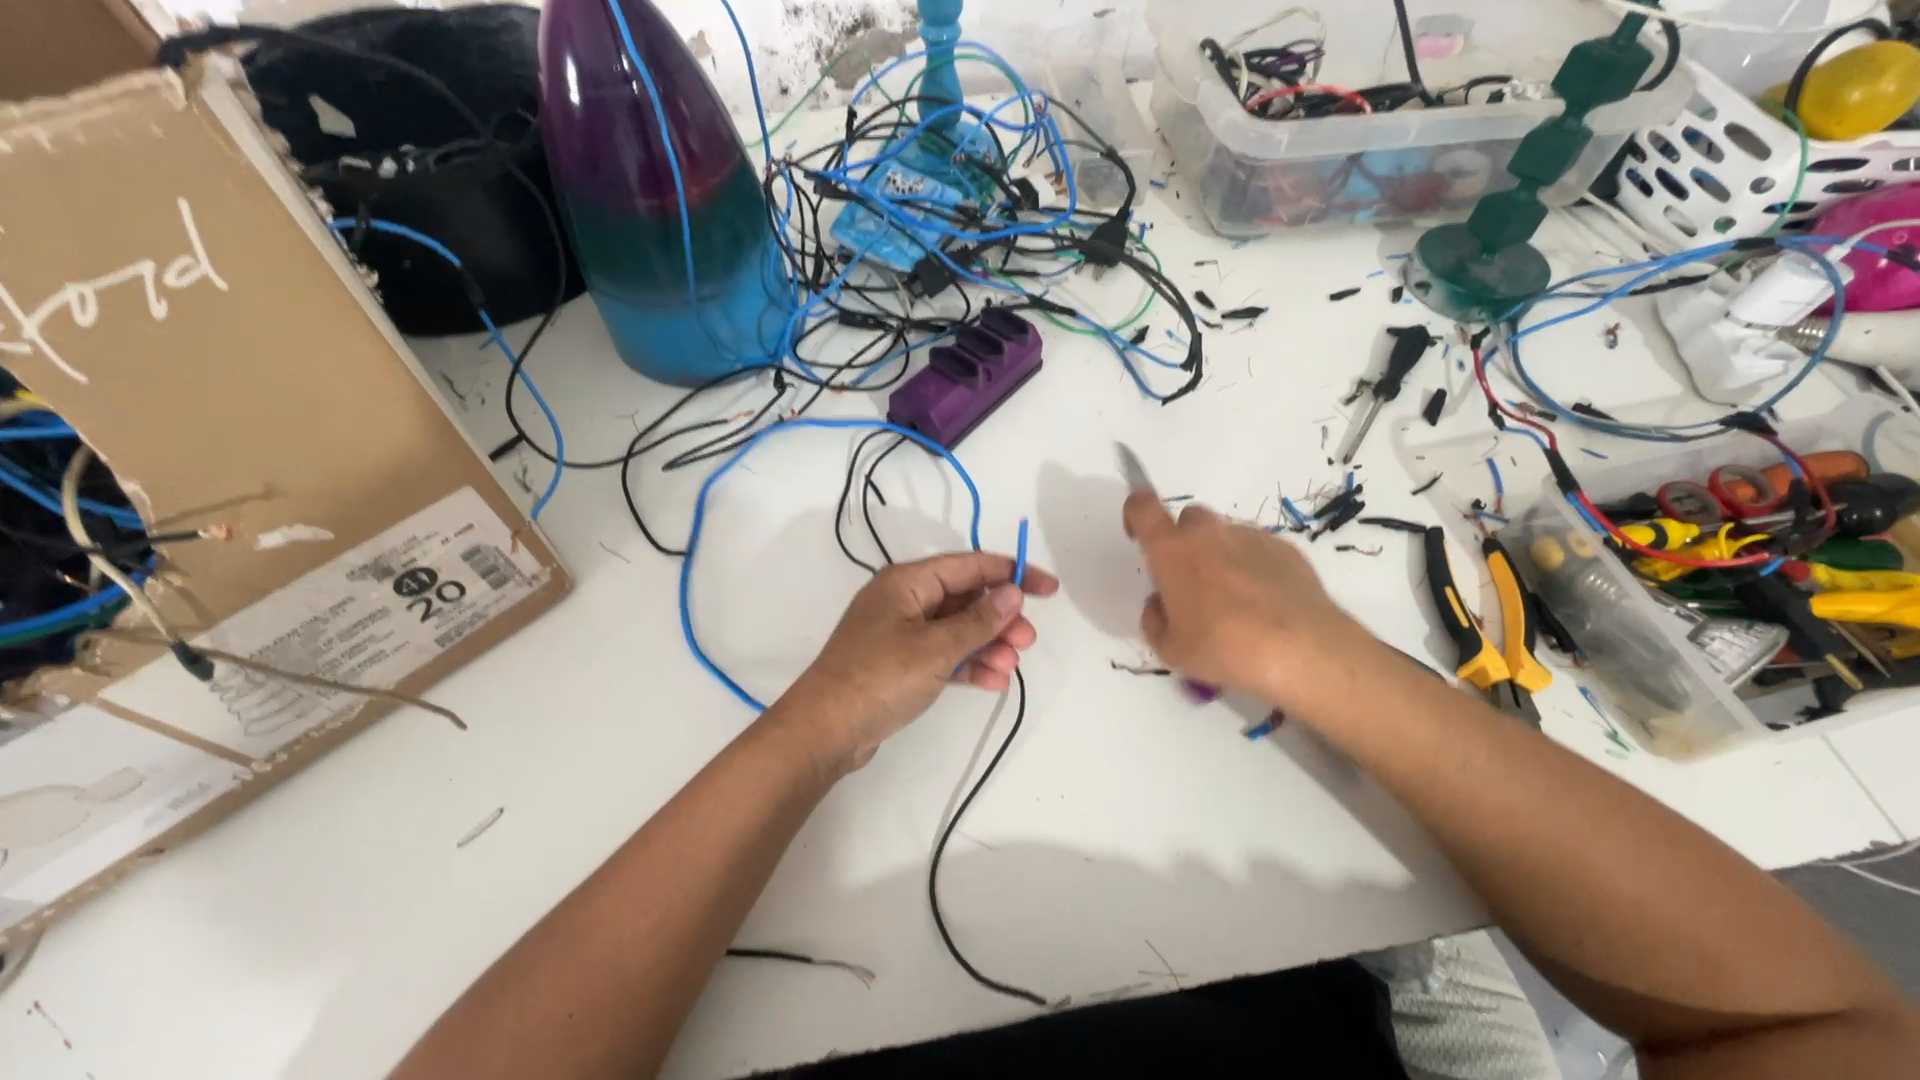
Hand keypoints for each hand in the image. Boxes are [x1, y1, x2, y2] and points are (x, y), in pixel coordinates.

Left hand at [781, 552, 1058, 771]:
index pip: (970, 566)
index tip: (1049, 588)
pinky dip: (968, 665)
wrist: (825, 730)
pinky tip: (993, 681)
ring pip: (956, 630)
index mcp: (907, 582)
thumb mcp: (936, 648)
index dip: (1012, 573)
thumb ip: (979, 621)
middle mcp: (904, 601)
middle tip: (1027, 640)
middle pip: (964, 599)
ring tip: (1011, 667)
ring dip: (987, 645)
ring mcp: (900, 634)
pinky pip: (943, 655)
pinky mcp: (900, 665)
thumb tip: (1013, 593)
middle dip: (1000, 618)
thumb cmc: (879, 678)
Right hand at [1123, 491, 1367, 706]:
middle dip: (1183, 542)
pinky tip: (1264, 604)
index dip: (1136, 513)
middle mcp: (1210, 534)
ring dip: (1220, 556)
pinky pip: (1258, 550)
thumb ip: (1155, 619)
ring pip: (1225, 536)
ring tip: (1233, 601)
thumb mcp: (1170, 649)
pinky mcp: (1286, 550)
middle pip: (1188, 519)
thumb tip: (1160, 605)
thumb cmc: (1224, 648)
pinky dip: (1253, 568)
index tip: (1138, 534)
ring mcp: (1251, 537)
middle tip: (1189, 583)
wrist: (1301, 649)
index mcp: (1172, 551)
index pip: (1143, 508)